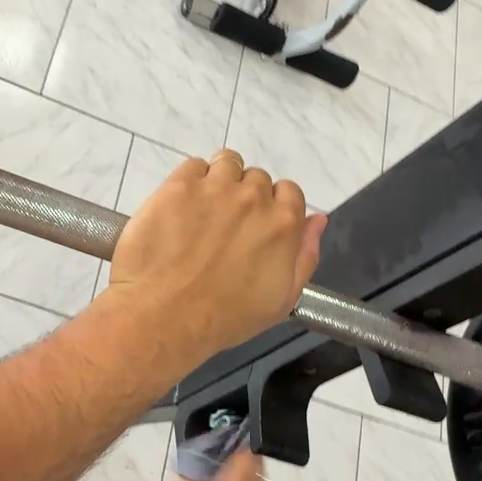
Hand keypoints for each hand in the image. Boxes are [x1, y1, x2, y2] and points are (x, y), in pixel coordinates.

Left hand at [107, 150, 325, 365]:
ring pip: (227, 163)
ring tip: (202, 210)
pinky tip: (180, 207)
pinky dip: (190, 180)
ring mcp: (215, 187)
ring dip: (220, 180)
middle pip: (256, 178)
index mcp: (283, 223)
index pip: (290, 192)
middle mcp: (254, 197)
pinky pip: (193, 165)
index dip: (273, 207)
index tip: (255, 227)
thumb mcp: (281, 300)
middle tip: (223, 226)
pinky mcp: (179, 185)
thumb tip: (317, 220)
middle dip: (244, 197)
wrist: (164, 315)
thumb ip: (305, 256)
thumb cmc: (225, 317)